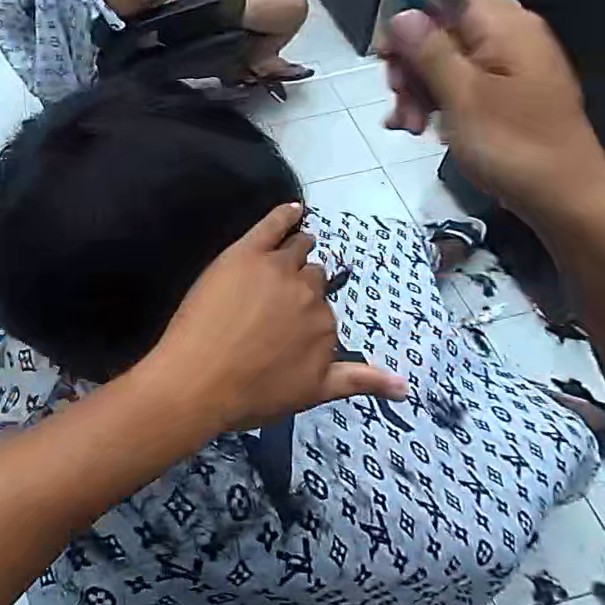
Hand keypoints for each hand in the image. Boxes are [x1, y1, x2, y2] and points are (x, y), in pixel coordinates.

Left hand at [138, 203, 407, 433]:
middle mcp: (309, 293)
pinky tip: (294, 209)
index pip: (324, 311)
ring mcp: (278, 270)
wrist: (198, 383)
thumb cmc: (251, 395)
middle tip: (278, 302)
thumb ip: (359, 381)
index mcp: (325, 326)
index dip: (306, 319)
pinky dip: (285, 215)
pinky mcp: (248, 254)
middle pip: (313, 278)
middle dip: (302, 287)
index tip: (288, 330)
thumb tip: (407, 386)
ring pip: (297, 251)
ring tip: (286, 258)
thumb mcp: (313, 394)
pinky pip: (273, 225)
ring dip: (297, 251)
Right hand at [377, 0, 604, 215]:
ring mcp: (511, 73)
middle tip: (398, 101)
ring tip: (408, 128)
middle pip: (446, 33)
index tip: (386, 57)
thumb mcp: (462, 96)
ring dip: (421, 92)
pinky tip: (419, 131)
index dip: (413, 20)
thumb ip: (430, 51)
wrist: (564, 197)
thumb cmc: (512, 144)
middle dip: (413, 66)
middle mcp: (511, 40)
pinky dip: (440, 106)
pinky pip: (466, 90)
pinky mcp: (509, 102)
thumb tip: (402, 13)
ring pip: (451, 66)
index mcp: (505, 26)